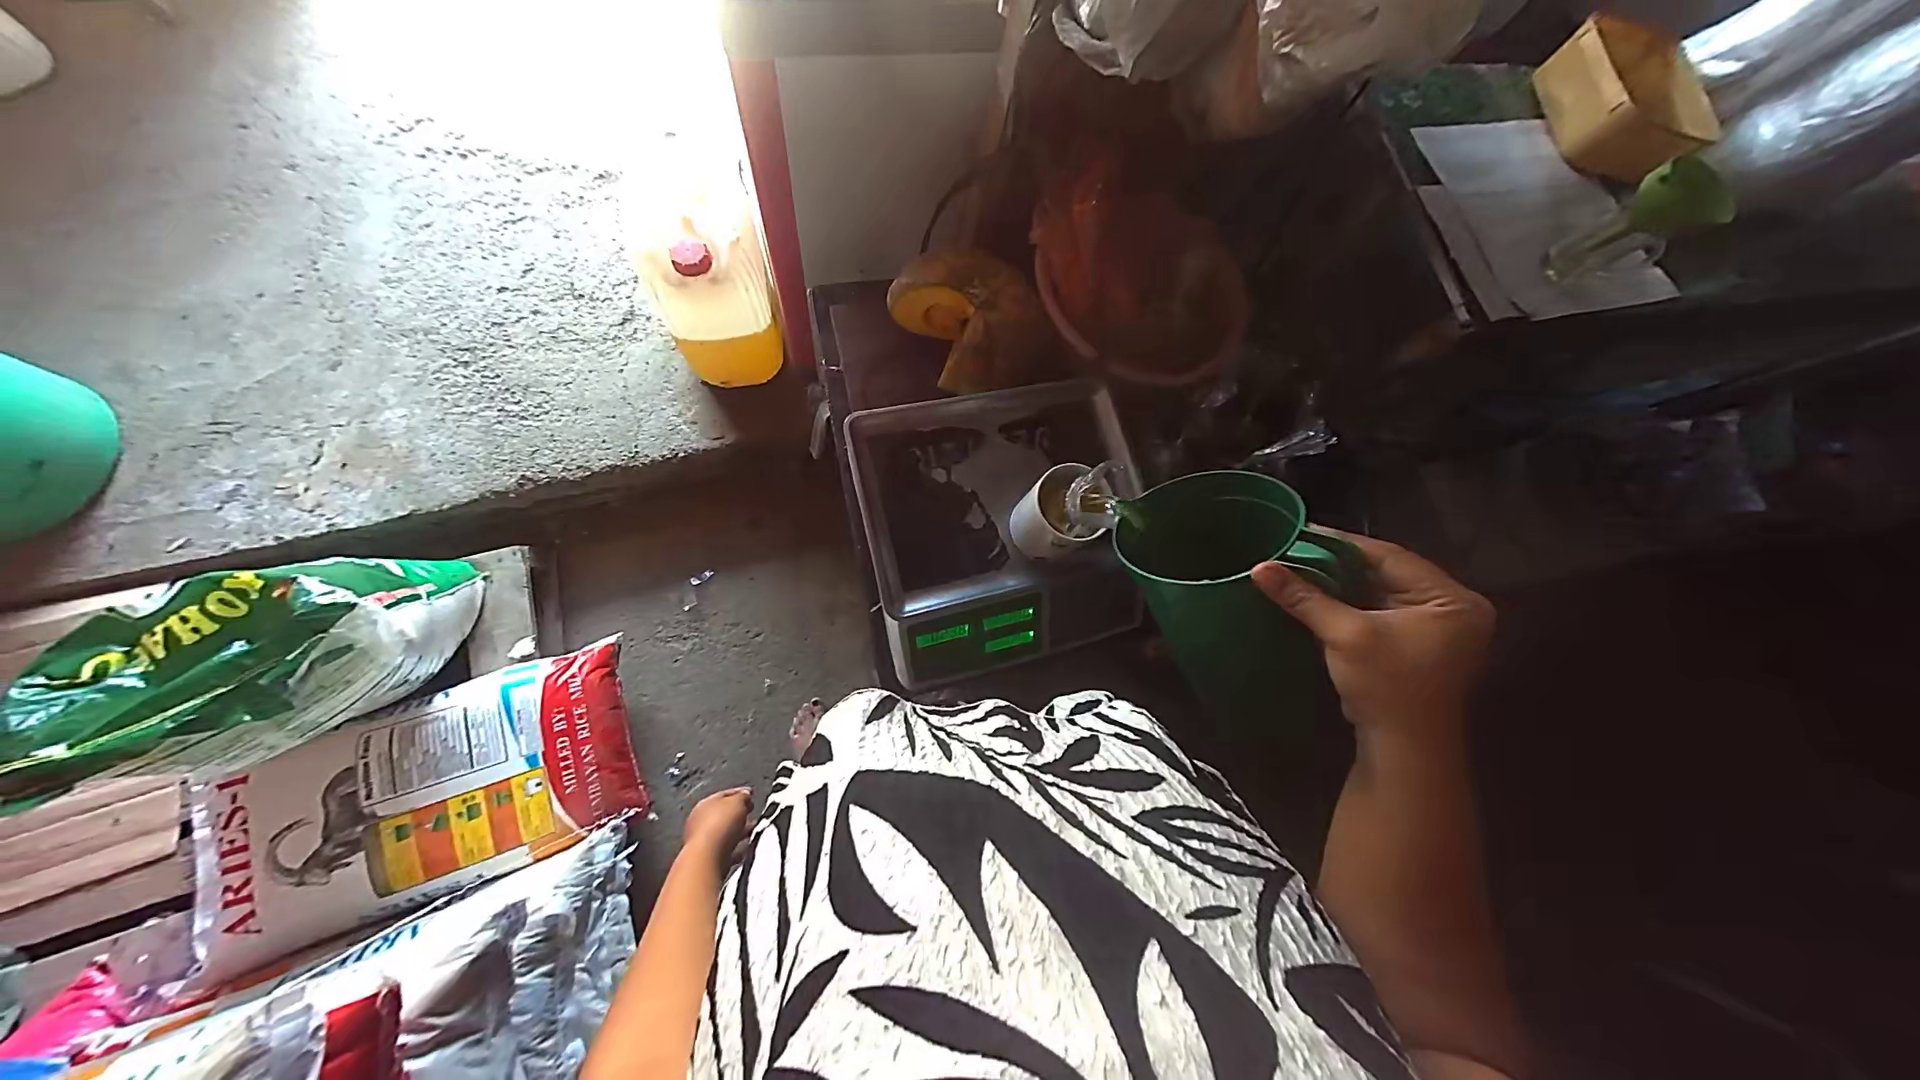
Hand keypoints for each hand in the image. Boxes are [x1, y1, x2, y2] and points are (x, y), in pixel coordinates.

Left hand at [683, 786, 753, 860]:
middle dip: (740, 814)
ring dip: (739, 832)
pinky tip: (746, 848)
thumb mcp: (737, 801)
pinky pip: (726, 851)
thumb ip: (742, 796)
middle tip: (753, 813)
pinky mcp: (709, 859)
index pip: (724, 795)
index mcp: (704, 804)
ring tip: (753, 832)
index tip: (751, 795)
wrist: (708, 858)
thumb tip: (745, 795)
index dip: (739, 794)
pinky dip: (737, 849)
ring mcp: (703, 842)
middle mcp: (700, 822)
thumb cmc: (719, 825)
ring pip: (726, 834)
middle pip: (724, 815)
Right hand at [1252, 529, 1493, 736]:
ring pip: (1378, 591)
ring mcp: (1434, 627)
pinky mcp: (1414, 643)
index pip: (1391, 557)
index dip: (1342, 543)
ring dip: (1339, 582)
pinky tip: (1316, 592)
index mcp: (1451, 600)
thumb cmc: (1386, 687)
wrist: (1402, 748)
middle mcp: (1451, 607)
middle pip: (1385, 573)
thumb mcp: (1345, 634)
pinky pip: (1376, 610)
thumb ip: (1304, 596)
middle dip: (1338, 563)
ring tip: (1299, 564)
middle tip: (1296, 546)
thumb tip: (1259, 567)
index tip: (1302, 530)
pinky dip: (1347, 602)